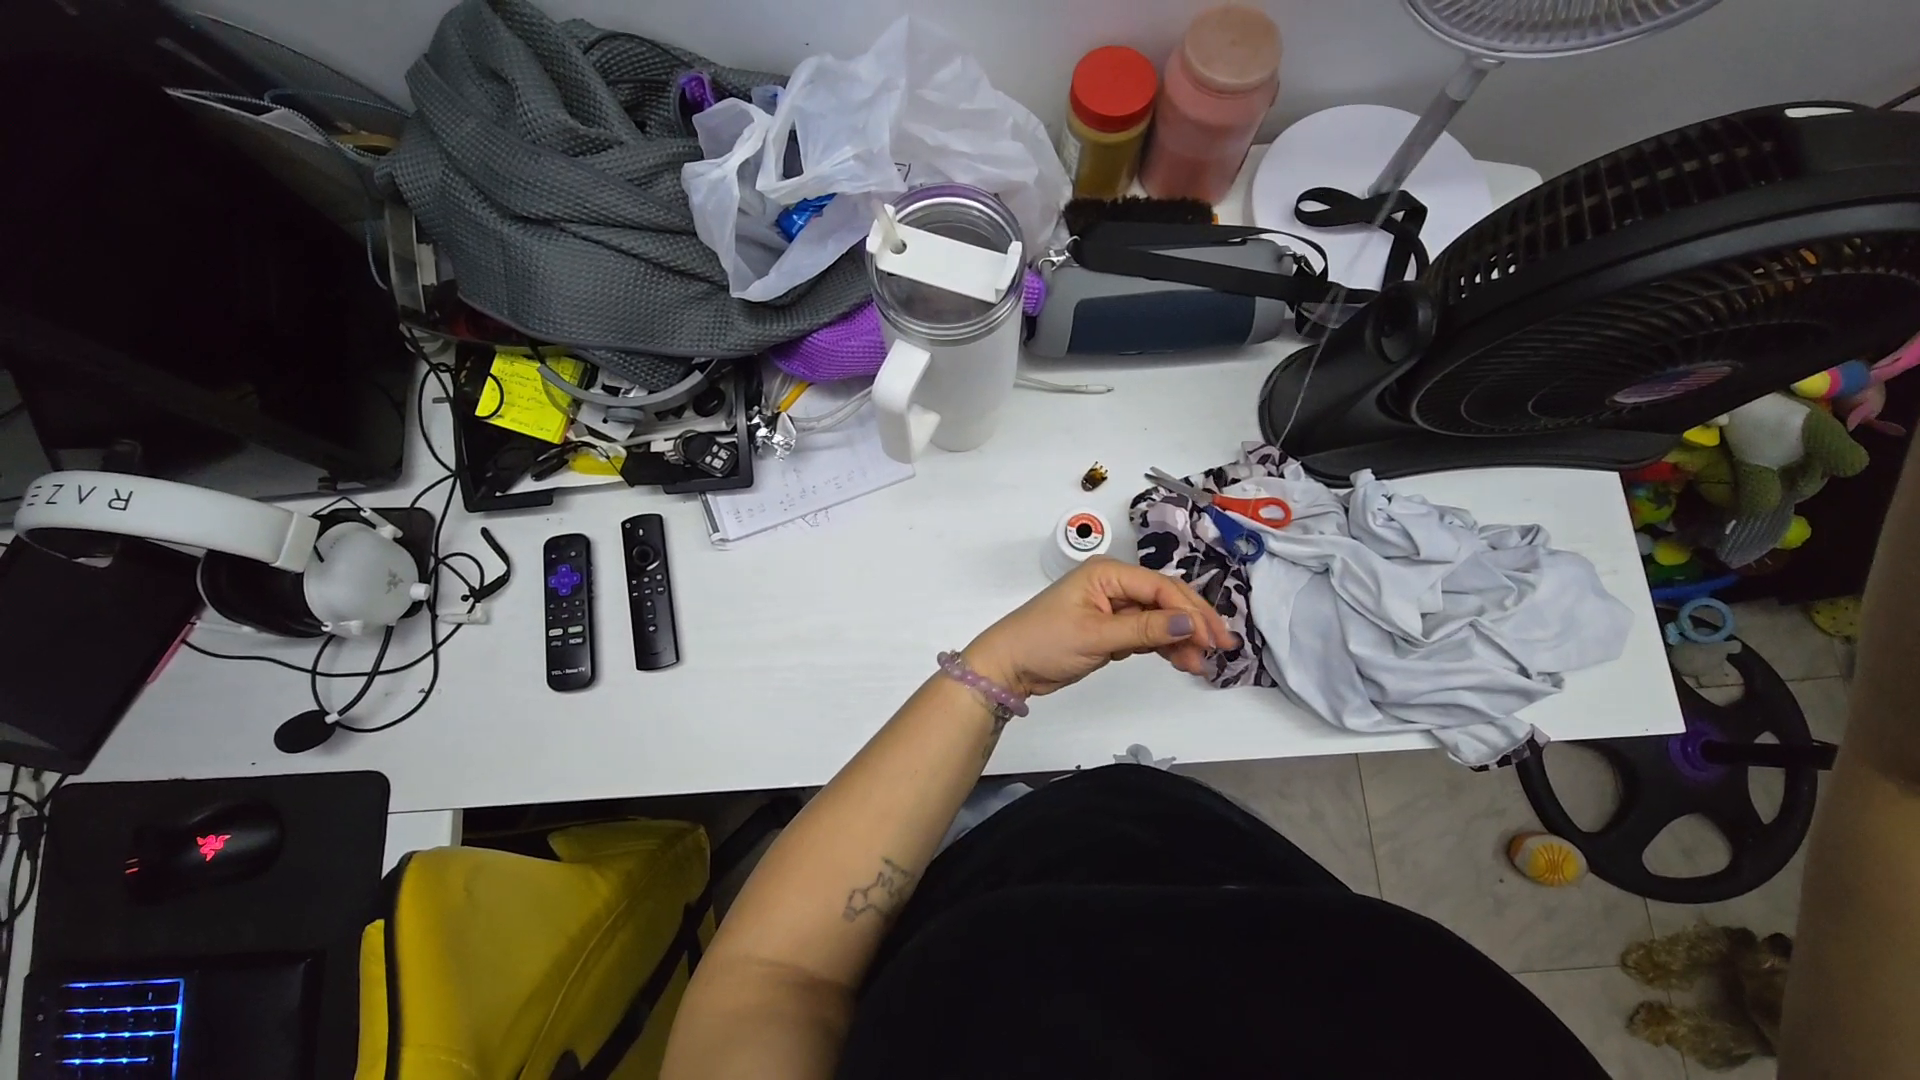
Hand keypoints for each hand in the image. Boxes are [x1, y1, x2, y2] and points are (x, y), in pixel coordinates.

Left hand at [962, 556, 1236, 697]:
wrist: (1009, 666)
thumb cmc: (1044, 642)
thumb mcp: (1096, 636)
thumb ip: (1145, 630)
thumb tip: (1190, 624)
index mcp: (1108, 573)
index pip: (1161, 587)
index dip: (1190, 612)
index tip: (1213, 638)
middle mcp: (1114, 584)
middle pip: (1165, 599)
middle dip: (1194, 623)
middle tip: (1222, 648)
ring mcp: (1113, 607)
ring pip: (1160, 619)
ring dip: (1181, 639)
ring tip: (1202, 665)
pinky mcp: (1111, 629)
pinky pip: (1147, 633)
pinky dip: (1164, 647)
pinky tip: (1183, 661)